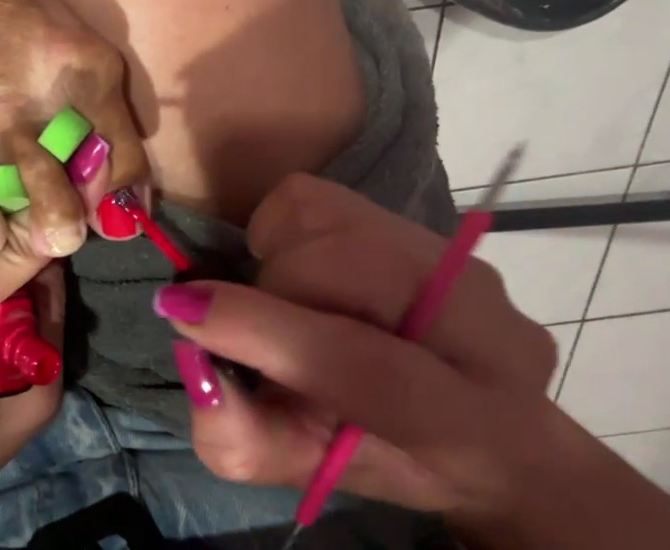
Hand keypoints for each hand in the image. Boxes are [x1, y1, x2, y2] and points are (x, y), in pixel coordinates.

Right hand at [153, 175, 604, 530]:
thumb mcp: (301, 470)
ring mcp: (464, 266)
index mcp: (472, 428)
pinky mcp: (428, 225)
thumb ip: (237, 433)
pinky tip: (317, 275)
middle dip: (272, 297)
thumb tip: (189, 356)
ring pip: (326, 223)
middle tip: (266, 337)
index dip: (264, 331)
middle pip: (344, 272)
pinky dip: (286, 231)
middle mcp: (488, 331)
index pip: (367, 365)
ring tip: (298, 308)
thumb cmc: (380, 454)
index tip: (179, 312)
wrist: (489, 433)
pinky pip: (316, 199)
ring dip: (281, 264)